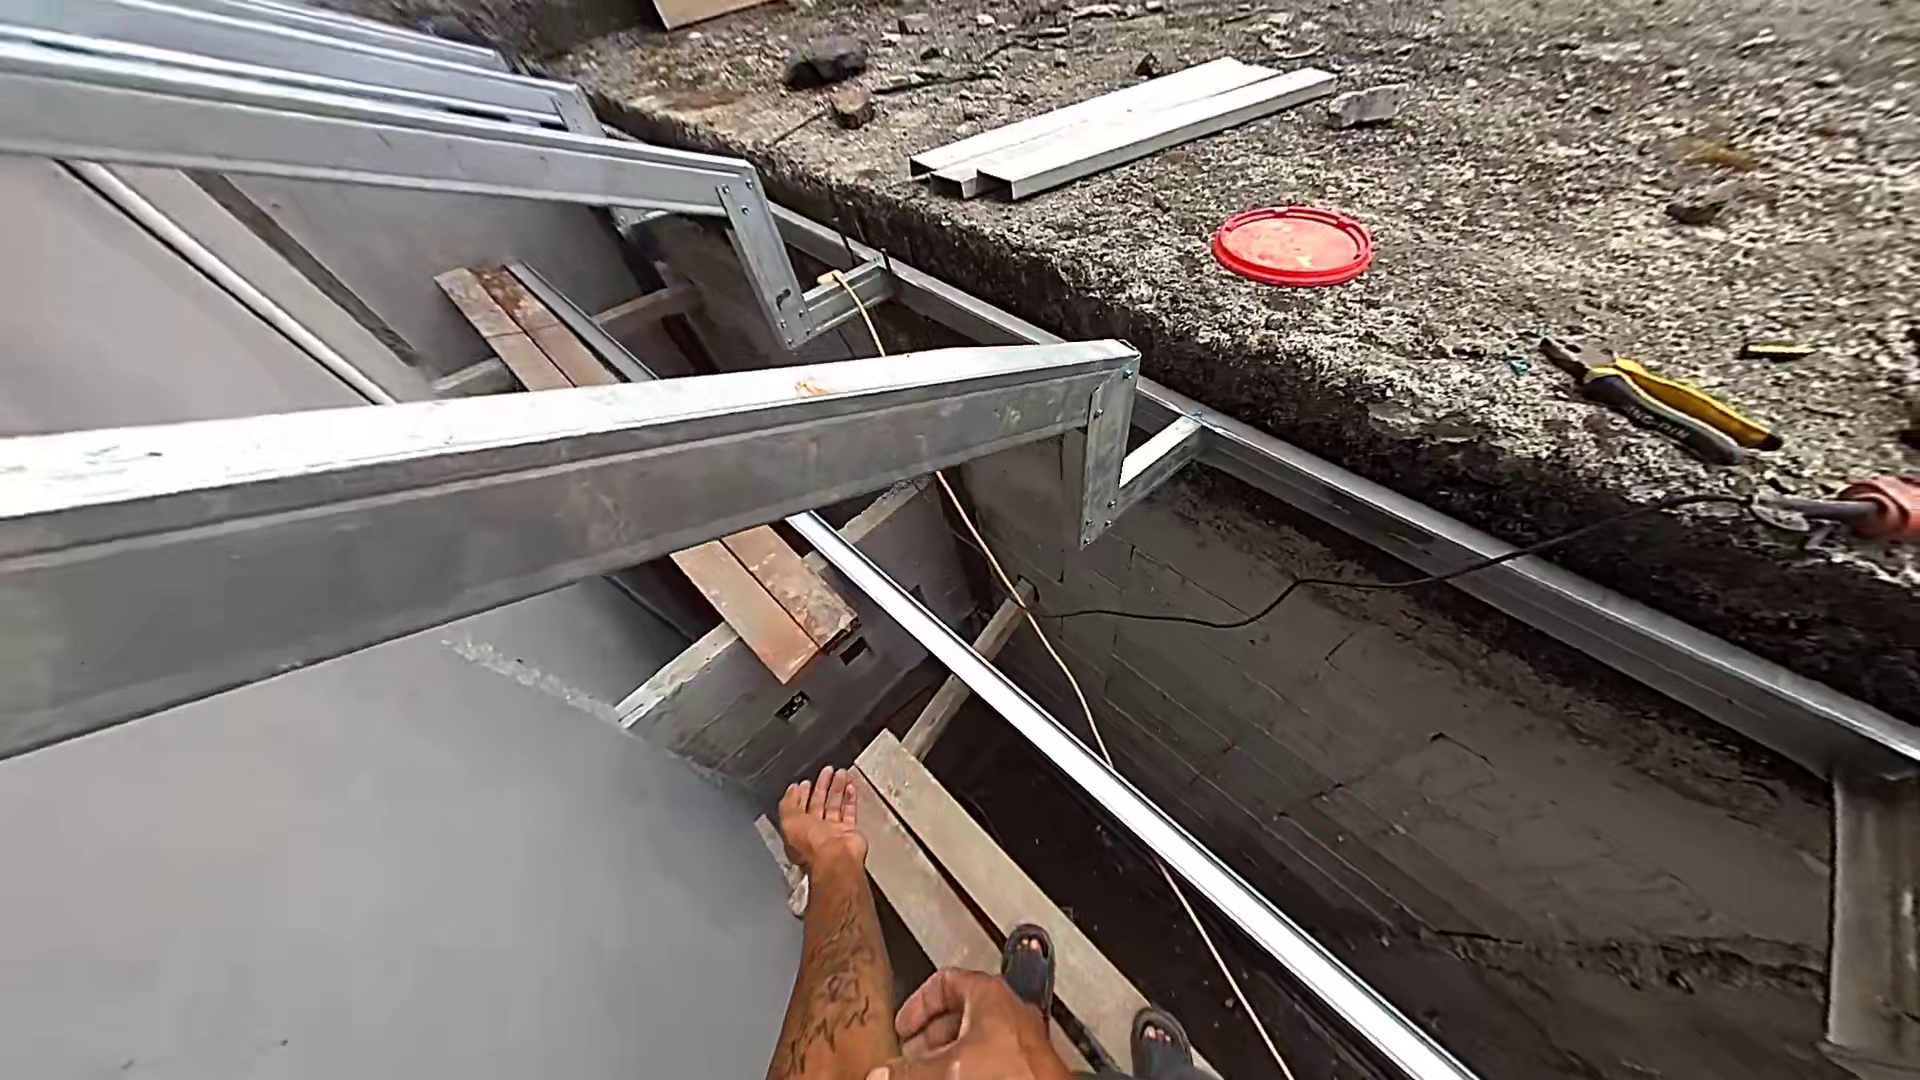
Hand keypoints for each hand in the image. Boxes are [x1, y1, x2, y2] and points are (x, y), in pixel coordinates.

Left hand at [779, 765, 866, 870]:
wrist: (837, 858)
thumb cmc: (811, 845)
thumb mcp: (790, 822)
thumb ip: (788, 804)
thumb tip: (791, 790)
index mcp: (798, 832)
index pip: (799, 809)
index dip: (802, 794)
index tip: (806, 782)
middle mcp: (815, 833)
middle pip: (818, 804)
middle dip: (822, 786)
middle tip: (827, 771)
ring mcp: (833, 832)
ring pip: (835, 805)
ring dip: (837, 788)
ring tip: (841, 773)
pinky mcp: (849, 832)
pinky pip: (849, 812)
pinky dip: (850, 799)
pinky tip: (850, 787)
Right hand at [866, 969, 1071, 1079]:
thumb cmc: (1013, 1073)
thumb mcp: (949, 1067)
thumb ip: (910, 1070)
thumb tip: (881, 1074)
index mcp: (988, 993)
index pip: (944, 981)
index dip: (918, 1003)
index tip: (902, 1025)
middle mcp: (1005, 1011)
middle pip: (956, 1015)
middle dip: (928, 1038)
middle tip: (908, 1058)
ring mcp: (1017, 1042)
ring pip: (971, 1043)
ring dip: (945, 1059)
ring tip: (924, 1077)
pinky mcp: (1023, 1069)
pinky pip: (986, 1063)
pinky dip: (964, 1071)